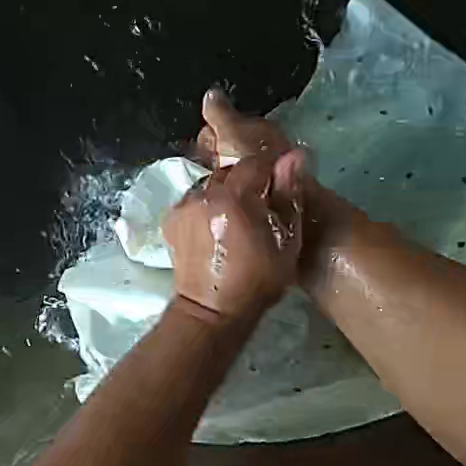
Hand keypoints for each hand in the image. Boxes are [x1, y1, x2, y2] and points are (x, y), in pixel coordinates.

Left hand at [187, 87, 366, 295]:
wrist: (211, 309)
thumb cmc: (258, 280)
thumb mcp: (287, 241)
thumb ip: (289, 195)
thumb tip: (295, 156)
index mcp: (234, 197)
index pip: (254, 163)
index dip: (270, 170)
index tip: (278, 185)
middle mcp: (203, 195)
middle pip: (228, 172)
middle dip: (246, 182)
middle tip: (259, 205)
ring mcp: (183, 206)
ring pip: (208, 185)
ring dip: (223, 193)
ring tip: (235, 218)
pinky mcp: (170, 219)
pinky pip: (192, 201)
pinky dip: (205, 206)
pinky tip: (214, 226)